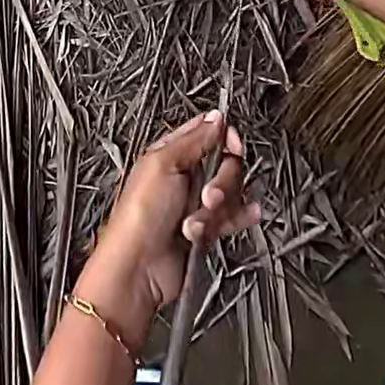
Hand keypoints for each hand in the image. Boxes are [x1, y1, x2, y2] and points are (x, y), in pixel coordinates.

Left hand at [81, 111, 257, 337]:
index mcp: (169, 154)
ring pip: (230, 191)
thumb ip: (195, 140)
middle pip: (225, 163)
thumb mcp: (164, 165)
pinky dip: (239, 217)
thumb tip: (216, 118)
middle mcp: (184, 175)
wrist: (139, 267)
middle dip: (222, 180)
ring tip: (198, 221)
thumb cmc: (139, 217)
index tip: (232, 146)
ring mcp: (195, 202)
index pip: (206, 132)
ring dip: (220, 208)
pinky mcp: (205, 226)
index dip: (224, 136)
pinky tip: (245, 216)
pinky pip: (232, 215)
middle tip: (207, 195)